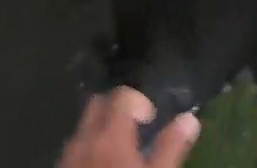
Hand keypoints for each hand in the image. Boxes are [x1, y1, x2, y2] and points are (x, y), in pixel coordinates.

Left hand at [58, 88, 198, 167]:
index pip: (122, 96)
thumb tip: (189, 119)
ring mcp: (67, 159)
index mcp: (111, 135)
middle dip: (115, 107)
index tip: (151, 118)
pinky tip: (101, 167)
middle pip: (97, 104)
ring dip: (101, 128)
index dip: (138, 99)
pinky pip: (74, 149)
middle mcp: (84, 140)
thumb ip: (171, 147)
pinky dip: (89, 148)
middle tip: (135, 126)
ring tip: (119, 150)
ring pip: (83, 128)